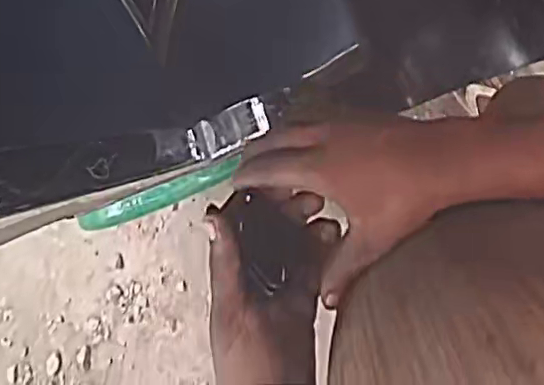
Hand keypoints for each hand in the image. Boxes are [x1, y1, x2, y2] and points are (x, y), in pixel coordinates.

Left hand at [207, 191, 338, 384]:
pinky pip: (310, 266)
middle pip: (268, 229)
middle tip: (309, 195)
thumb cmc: (247, 370)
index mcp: (230, 274)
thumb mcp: (233, 308)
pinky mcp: (300, 302)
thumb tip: (211, 217)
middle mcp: (252, 277)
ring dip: (307, 226)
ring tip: (324, 212)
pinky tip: (332, 236)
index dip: (255, 199)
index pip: (238, 222)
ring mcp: (277, 289)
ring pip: (291, 243)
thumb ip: (226, 262)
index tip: (275, 179)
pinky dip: (322, 249)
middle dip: (287, 208)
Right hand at [232, 118, 479, 307]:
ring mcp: (338, 121)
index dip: (247, 175)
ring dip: (276, 140)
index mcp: (318, 166)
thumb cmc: (407, 195)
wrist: (439, 157)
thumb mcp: (373, 238)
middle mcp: (322, 137)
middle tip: (245, 169)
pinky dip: (298, 131)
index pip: (269, 167)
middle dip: (254, 153)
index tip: (234, 182)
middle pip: (273, 139)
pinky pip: (312, 118)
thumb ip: (342, 268)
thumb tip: (325, 297)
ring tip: (271, 157)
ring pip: (293, 124)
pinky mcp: (353, 115)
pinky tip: (309, 146)